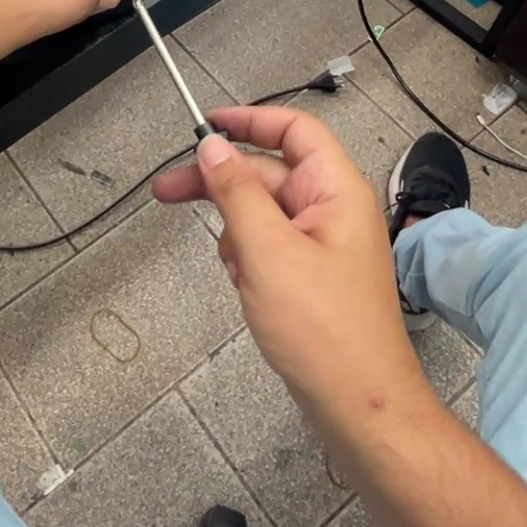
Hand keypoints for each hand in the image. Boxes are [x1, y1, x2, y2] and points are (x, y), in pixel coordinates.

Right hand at [153, 107, 431, 430]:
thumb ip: (236, 191)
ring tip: (237, 271)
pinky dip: (248, 260)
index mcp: (336, 190)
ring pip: (262, 214)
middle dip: (220, 184)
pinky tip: (247, 288)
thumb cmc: (324, 331)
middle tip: (167, 191)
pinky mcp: (311, 273)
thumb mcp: (267, 250)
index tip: (206, 123)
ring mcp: (322, 243)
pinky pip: (268, 246)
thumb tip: (213, 147)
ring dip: (236, 234)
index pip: (294, 130)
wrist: (358, 406)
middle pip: (267, 173)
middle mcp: (333, 209)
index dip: (249, 119)